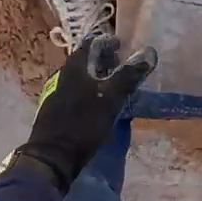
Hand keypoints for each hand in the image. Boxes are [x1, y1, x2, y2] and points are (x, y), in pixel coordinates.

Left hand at [12, 35, 156, 192]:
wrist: (52, 158)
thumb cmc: (83, 122)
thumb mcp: (111, 98)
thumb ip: (129, 75)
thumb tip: (149, 53)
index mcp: (74, 66)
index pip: (91, 43)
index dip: (108, 42)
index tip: (123, 46)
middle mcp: (63, 75)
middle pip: (86, 61)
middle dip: (105, 60)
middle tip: (123, 66)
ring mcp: (58, 94)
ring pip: (82, 78)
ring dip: (98, 78)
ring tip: (116, 86)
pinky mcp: (57, 112)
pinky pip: (78, 93)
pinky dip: (91, 92)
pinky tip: (101, 105)